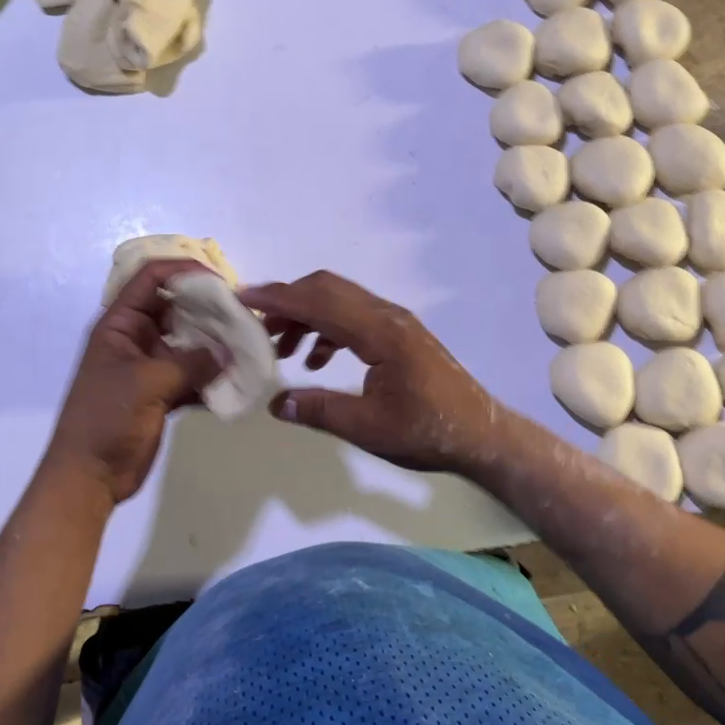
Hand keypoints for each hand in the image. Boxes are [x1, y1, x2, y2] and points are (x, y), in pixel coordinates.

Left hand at [45, 260, 220, 502]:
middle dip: (208, 308)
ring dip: (214, 343)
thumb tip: (229, 352)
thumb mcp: (147, 384)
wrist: (87, 478)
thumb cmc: (106, 420)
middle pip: (175, 307)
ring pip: (187, 342)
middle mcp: (135, 338)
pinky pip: (191, 373)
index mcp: (119, 324)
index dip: (183, 271)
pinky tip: (238, 379)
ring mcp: (148, 365)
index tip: (220, 281)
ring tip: (248, 344)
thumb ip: (190, 363)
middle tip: (244, 314)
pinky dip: (211, 376)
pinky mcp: (161, 392)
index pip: (150, 278)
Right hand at [239, 271, 513, 474]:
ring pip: (339, 301)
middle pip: (327, 289)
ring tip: (280, 349)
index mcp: (380, 332)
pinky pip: (353, 316)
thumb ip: (319, 410)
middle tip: (255, 325)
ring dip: (306, 316)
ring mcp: (395, 321)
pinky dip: (326, 329)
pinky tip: (315, 362)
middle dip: (287, 302)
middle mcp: (387, 316)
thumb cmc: (427, 432)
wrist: (481, 435)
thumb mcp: (367, 428)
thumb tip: (275, 403)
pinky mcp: (399, 333)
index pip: (319, 302)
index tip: (243, 298)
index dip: (279, 298)